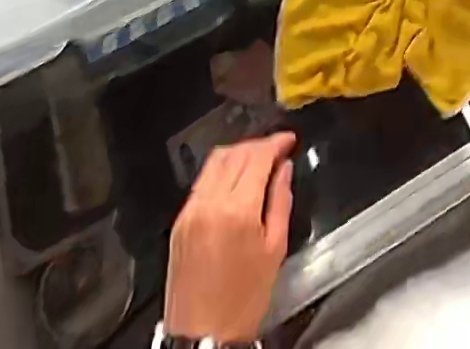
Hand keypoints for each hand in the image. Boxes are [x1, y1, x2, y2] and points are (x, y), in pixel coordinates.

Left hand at [165, 132, 296, 342]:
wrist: (202, 336)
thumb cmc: (245, 297)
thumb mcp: (275, 248)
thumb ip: (281, 200)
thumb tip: (284, 169)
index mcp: (238, 210)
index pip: (257, 157)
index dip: (276, 143)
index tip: (289, 140)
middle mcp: (210, 203)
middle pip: (235, 153)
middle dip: (259, 145)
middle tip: (278, 148)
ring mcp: (191, 211)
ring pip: (215, 161)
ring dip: (239, 152)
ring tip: (258, 159)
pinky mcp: (180, 222)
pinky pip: (202, 181)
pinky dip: (222, 170)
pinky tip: (236, 179)